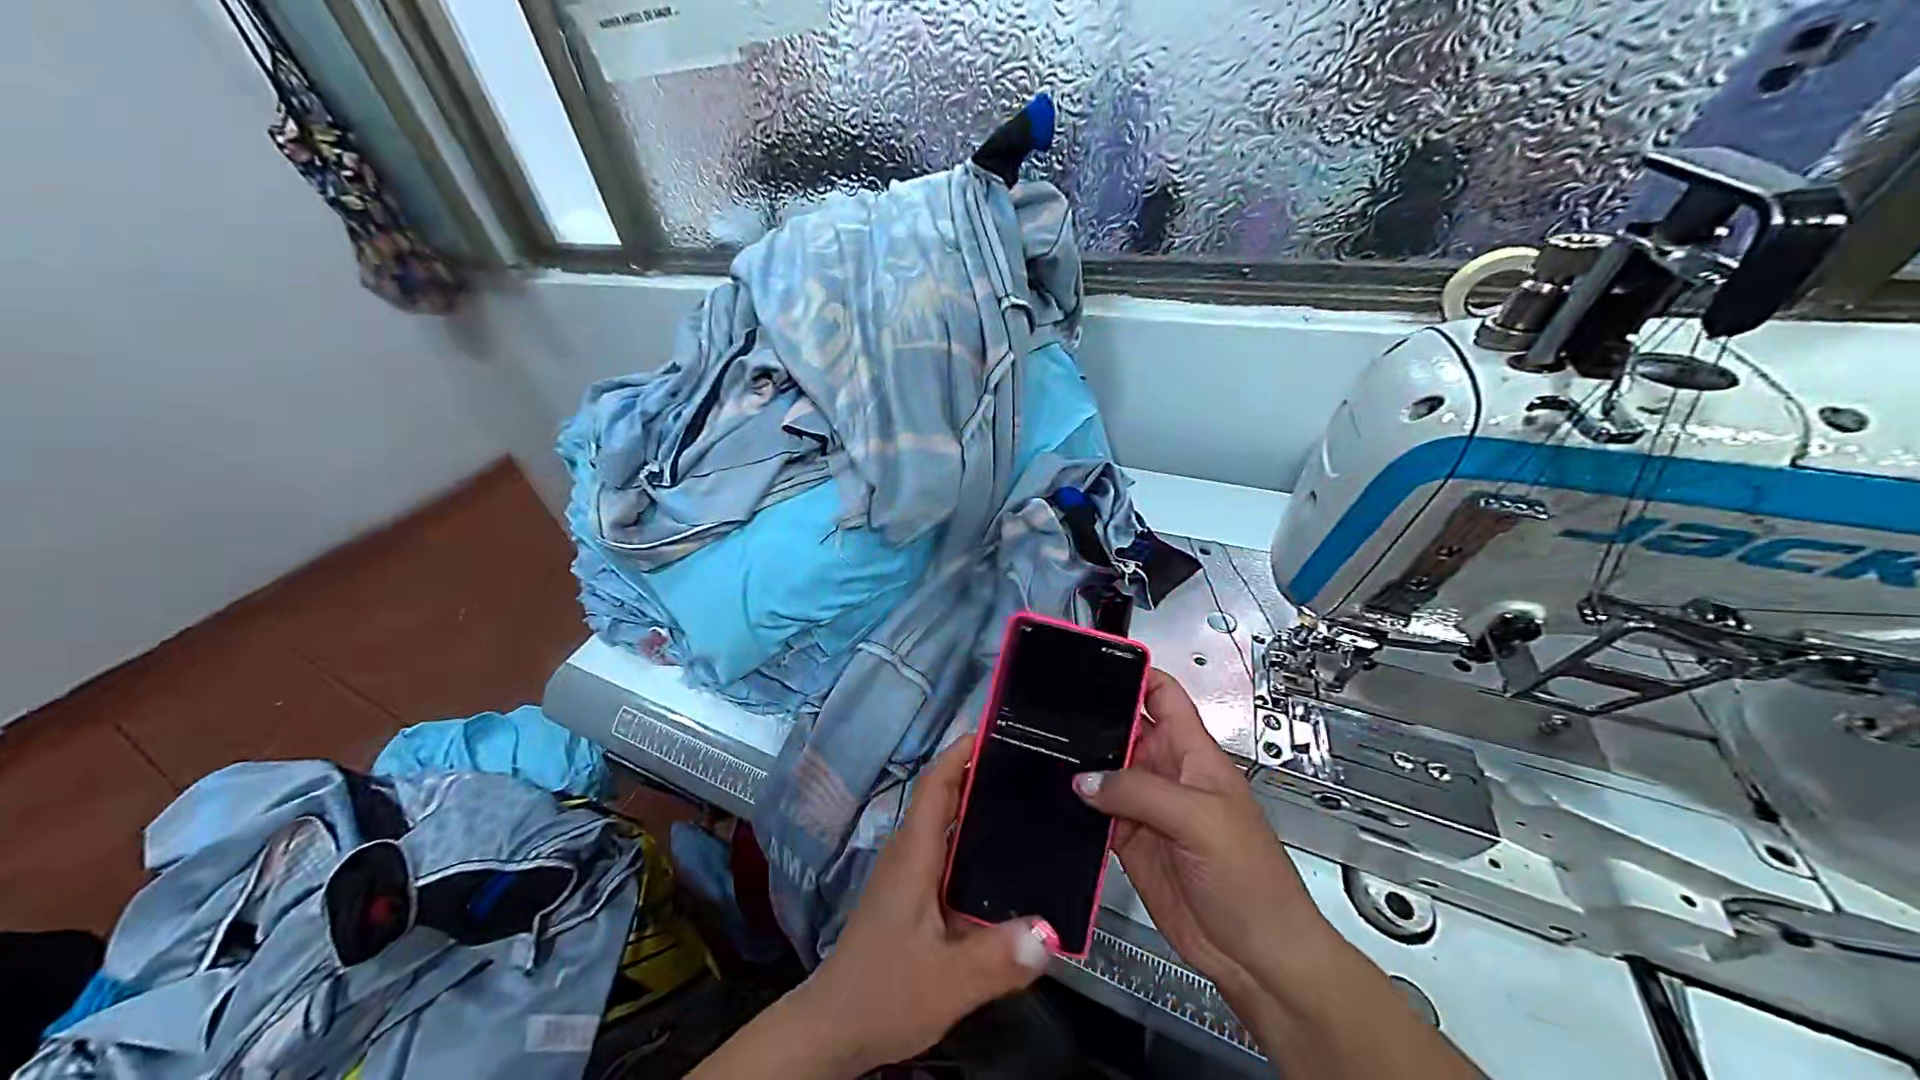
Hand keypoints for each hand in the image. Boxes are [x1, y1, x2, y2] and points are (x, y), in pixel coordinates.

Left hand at [776, 736, 1054, 1075]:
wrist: (834, 1029)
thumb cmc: (883, 994)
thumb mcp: (947, 981)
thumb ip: (998, 958)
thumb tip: (1051, 931)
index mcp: (914, 854)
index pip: (936, 784)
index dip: (962, 752)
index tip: (998, 732)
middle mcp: (909, 854)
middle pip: (945, 798)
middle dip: (982, 775)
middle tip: (1034, 768)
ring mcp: (908, 875)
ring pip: (947, 827)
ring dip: (980, 810)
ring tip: (1031, 806)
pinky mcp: (912, 897)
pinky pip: (948, 854)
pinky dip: (975, 845)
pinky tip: (1007, 865)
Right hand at [1073, 669, 1327, 1000]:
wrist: (1254, 954)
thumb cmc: (1251, 879)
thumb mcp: (1200, 820)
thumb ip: (1140, 791)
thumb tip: (1085, 781)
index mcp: (1192, 753)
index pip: (1162, 695)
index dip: (1133, 673)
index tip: (1092, 662)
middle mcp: (1165, 773)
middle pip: (1123, 729)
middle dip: (1091, 719)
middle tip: (1049, 710)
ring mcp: (1145, 807)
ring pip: (1103, 771)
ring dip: (1078, 764)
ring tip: (1041, 749)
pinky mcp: (1128, 841)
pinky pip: (1095, 812)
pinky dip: (1074, 805)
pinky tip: (1052, 798)